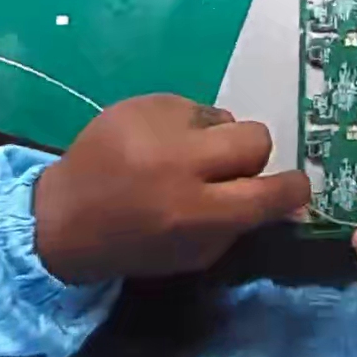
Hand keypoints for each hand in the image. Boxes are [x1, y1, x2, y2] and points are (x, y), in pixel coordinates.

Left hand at [34, 95, 309, 284]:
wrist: (63, 216)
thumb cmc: (133, 245)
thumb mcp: (192, 254)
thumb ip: (241, 226)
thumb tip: (289, 202)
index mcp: (197, 211)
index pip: (272, 191)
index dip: (293, 190)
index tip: (291, 190)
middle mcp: (183, 161)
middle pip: (257, 138)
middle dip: (251, 157)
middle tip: (226, 171)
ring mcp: (160, 124)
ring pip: (223, 117)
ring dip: (213, 139)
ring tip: (179, 157)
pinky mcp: (143, 102)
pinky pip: (189, 107)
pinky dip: (182, 127)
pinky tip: (155, 144)